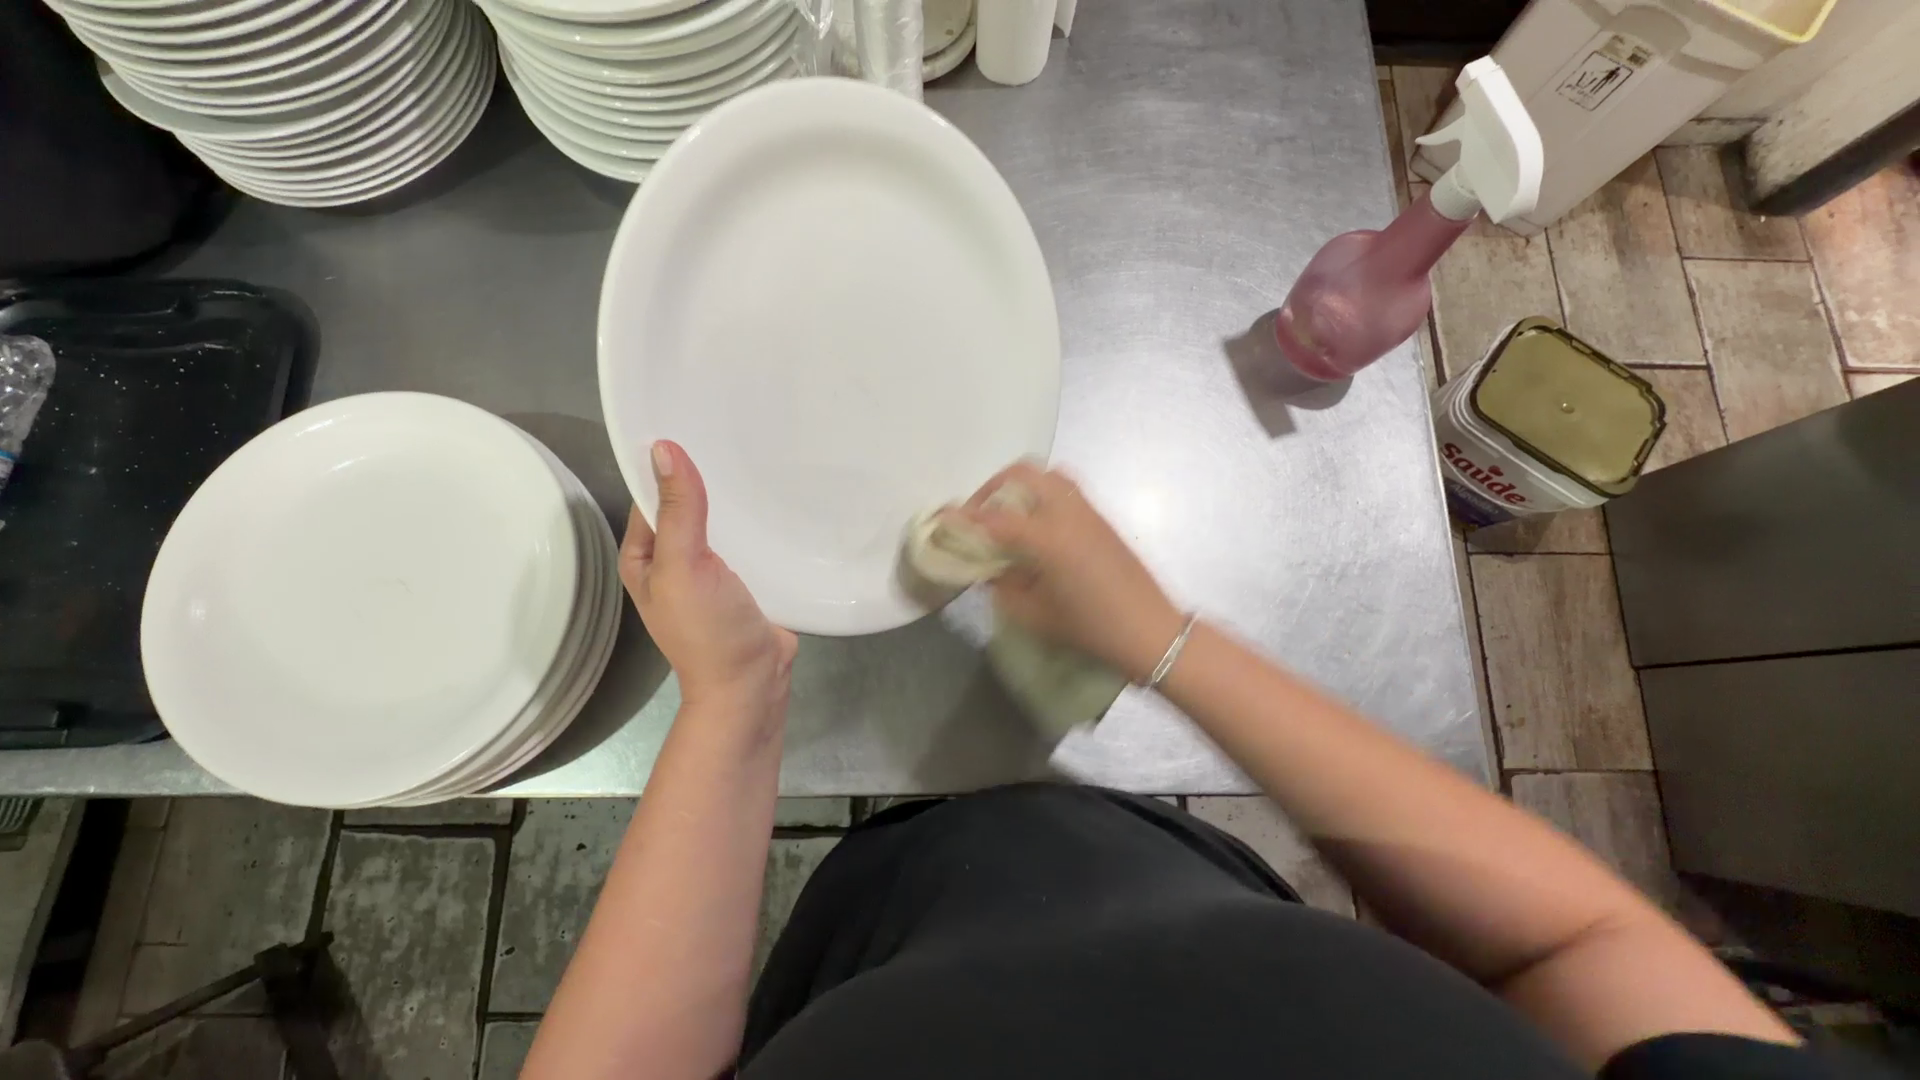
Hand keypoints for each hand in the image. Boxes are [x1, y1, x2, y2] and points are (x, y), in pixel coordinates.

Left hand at [620, 441, 798, 715]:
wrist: (753, 683)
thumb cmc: (707, 630)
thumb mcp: (683, 567)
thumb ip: (677, 510)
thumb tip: (664, 449)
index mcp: (646, 555)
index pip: (651, 494)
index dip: (668, 462)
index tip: (696, 423)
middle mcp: (676, 558)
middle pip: (688, 504)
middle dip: (708, 475)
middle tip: (740, 432)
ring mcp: (713, 568)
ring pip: (722, 520)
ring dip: (738, 497)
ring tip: (765, 454)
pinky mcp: (747, 577)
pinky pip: (750, 539)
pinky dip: (760, 521)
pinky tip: (780, 498)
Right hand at [963, 463, 1185, 682]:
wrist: (1149, 629)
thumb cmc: (1089, 628)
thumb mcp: (1035, 615)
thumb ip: (1003, 587)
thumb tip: (986, 569)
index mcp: (1048, 539)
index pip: (994, 518)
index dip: (963, 517)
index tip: (942, 519)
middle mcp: (1067, 513)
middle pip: (1022, 474)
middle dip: (992, 488)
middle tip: (979, 515)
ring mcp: (1088, 510)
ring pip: (1047, 474)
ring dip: (1020, 486)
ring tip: (1008, 515)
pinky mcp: (1101, 517)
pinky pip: (1065, 489)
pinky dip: (1042, 494)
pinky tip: (1036, 526)